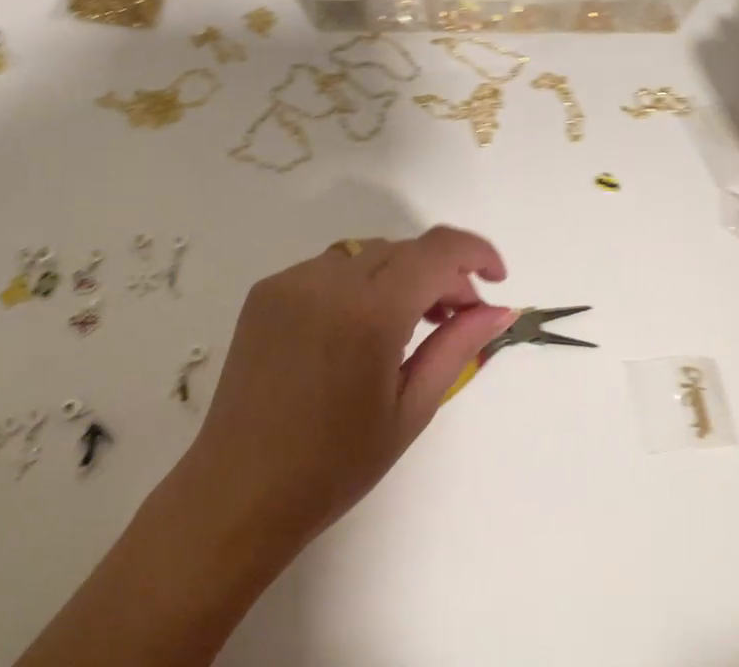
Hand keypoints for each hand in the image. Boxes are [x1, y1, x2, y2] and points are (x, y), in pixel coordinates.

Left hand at [181, 227, 516, 551]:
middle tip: (455, 318)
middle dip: (439, 274)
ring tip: (408, 325)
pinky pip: (326, 269)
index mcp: (369, 312)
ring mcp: (289, 282)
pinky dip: (356, 284)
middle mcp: (327, 281)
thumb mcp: (411, 409)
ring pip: (364, 254)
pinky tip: (357, 330)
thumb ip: (456, 347)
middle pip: (402, 250)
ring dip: (398, 275)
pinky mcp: (264, 292)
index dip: (476, 253)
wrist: (240, 489)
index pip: (437, 250)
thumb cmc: (335, 464)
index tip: (495, 280)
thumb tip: (498, 309)